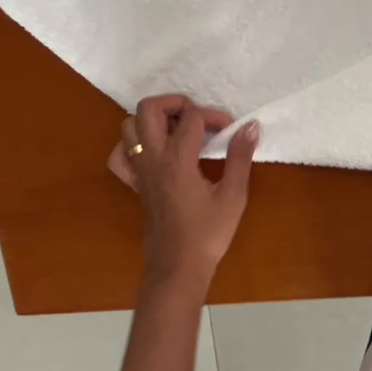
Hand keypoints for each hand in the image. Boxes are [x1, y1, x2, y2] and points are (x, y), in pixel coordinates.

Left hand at [107, 95, 260, 286]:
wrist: (177, 267)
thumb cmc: (208, 234)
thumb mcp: (233, 196)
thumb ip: (240, 157)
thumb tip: (251, 126)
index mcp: (177, 161)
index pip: (192, 118)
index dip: (214, 116)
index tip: (231, 130)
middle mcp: (152, 160)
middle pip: (148, 109)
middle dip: (176, 103)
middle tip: (199, 117)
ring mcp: (138, 171)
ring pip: (129, 126)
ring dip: (154, 120)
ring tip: (180, 130)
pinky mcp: (134, 184)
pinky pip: (120, 155)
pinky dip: (133, 144)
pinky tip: (154, 151)